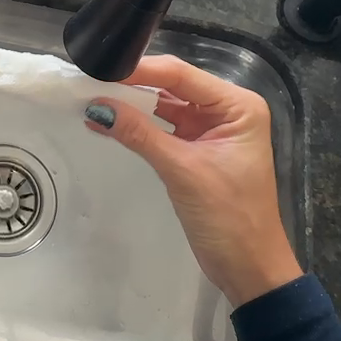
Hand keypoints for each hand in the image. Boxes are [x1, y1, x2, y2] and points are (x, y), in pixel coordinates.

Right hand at [84, 55, 302, 305]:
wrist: (250, 271)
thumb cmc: (229, 218)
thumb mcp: (182, 171)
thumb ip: (140, 134)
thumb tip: (97, 106)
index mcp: (237, 106)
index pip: (181, 75)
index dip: (140, 70)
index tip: (101, 69)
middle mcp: (227, 109)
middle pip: (172, 85)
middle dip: (133, 85)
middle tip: (90, 80)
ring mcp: (211, 128)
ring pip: (165, 104)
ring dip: (132, 104)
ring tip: (91, 97)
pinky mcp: (197, 147)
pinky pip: (162, 126)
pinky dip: (137, 125)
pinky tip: (107, 122)